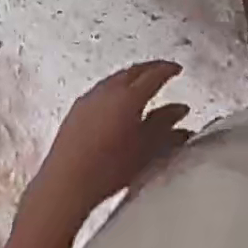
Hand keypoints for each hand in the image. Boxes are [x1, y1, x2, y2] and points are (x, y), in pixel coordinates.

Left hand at [23, 61, 191, 226]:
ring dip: (131, 77)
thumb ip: (165, 126)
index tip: (176, 68)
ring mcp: (89, 97)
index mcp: (127, 97)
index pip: (152, 75)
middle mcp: (106, 91)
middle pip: (132, 71)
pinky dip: (115, 87)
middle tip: (162, 70)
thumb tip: (179, 110)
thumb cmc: (108, 168)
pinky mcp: (77, 107)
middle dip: (149, 69)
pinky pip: (101, 88)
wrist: (68, 179)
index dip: (166, 69)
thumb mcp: (146, 149)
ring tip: (143, 84)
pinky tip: (119, 100)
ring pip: (115, 78)